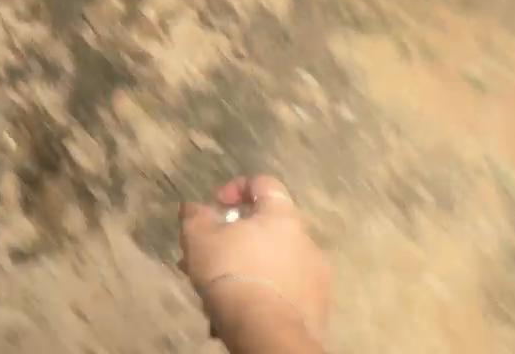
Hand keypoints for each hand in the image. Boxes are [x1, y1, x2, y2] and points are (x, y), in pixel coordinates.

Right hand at [179, 176, 331, 344]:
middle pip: (267, 225)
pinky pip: (282, 282)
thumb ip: (196, 213)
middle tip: (208, 245)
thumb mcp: (197, 232)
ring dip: (243, 258)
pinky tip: (234, 296)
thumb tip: (199, 209)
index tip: (216, 205)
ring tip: (214, 275)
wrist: (266, 331)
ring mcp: (318, 278)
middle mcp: (308, 244)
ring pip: (272, 256)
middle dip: (234, 232)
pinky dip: (258, 282)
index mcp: (283, 219)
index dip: (236, 187)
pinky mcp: (317, 307)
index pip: (265, 184)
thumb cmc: (230, 268)